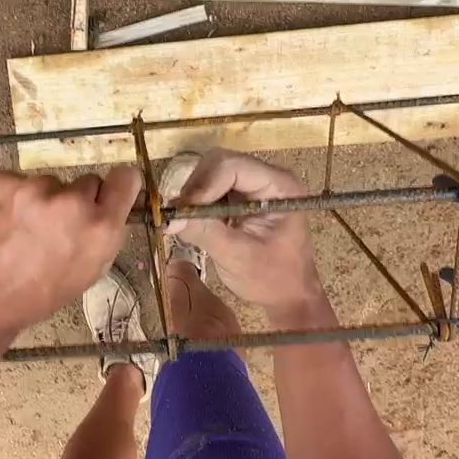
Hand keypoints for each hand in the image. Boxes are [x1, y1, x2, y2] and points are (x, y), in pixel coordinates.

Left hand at [0, 168, 142, 336]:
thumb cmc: (38, 295)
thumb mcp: (88, 273)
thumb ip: (103, 235)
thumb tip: (108, 207)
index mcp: (100, 229)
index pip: (125, 179)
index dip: (117, 186)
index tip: (107, 195)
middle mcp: (71, 202)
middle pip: (86, 182)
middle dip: (75, 202)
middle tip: (54, 229)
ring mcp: (33, 188)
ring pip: (48, 183)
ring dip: (41, 200)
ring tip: (21, 232)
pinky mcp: (0, 181)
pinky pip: (16, 181)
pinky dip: (11, 198)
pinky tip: (2, 224)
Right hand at [167, 150, 326, 323]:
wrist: (288, 295)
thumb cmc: (272, 279)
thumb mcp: (237, 257)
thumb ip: (206, 232)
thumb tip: (170, 218)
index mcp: (279, 186)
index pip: (233, 166)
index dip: (204, 185)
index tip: (183, 213)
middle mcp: (268, 177)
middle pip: (220, 163)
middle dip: (196, 189)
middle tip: (180, 218)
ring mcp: (255, 186)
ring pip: (212, 173)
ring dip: (195, 197)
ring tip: (186, 223)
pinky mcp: (242, 197)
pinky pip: (213, 188)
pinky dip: (199, 204)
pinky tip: (195, 224)